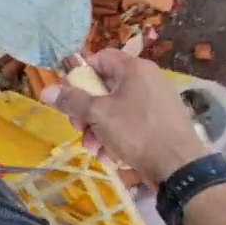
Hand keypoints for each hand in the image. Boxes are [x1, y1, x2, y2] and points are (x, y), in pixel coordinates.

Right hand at [42, 50, 209, 186]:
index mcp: (135, 70)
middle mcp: (148, 80)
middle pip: (104, 87)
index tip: (69, 95)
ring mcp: (156, 102)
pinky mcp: (161, 123)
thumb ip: (71, 100)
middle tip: (78, 127)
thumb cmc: (137, 131)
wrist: (179, 166)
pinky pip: (130, 123)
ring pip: (114, 109)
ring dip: (97, 129)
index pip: (100, 57)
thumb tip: (45, 90)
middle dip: (86, 110)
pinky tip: (110, 155)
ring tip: (94, 148)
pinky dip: (116, 137)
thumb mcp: (98, 114)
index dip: (81, 73)